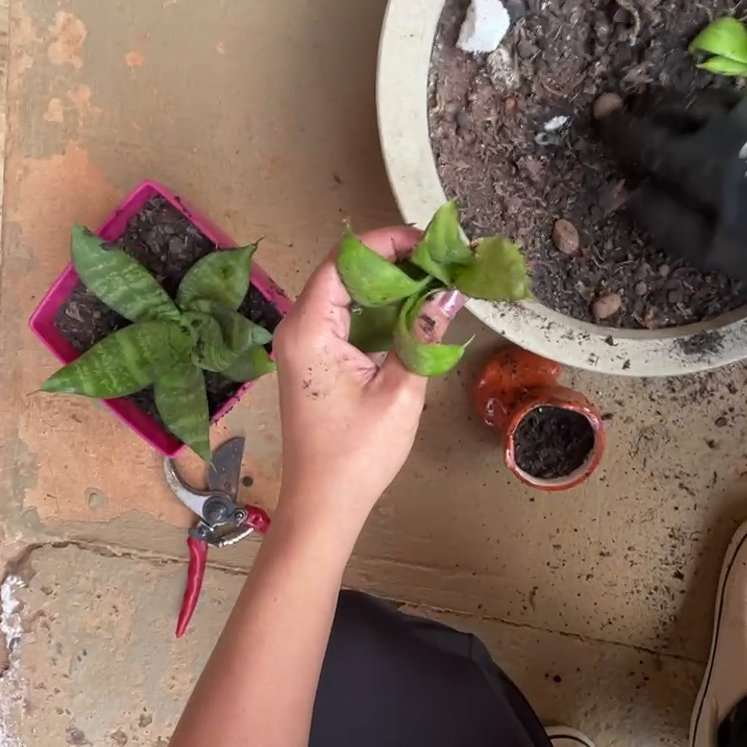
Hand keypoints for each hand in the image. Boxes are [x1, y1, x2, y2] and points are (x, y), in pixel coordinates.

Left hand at [270, 226, 452, 537]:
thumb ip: (423, 336)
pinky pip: (342, 322)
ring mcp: (301, 347)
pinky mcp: (311, 363)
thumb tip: (449, 295)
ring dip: (385, 288)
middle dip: (390, 262)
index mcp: (309, 329)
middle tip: (437, 262)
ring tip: (430, 283)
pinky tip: (408, 315)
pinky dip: (374, 313)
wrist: (323, 503)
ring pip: (343, 297)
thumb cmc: (358, 454)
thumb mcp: (400, 392)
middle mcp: (297, 329)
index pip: (345, 260)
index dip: (386, 243)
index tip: (428, 243)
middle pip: (342, 273)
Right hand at [602, 90, 746, 361]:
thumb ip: (661, 217)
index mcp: (699, 160)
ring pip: (710, 96)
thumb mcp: (706, 247)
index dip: (620, 127)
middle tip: (628, 103)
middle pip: (676, 105)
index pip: (647, 138)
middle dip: (647, 105)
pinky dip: (718, 105)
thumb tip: (622, 192)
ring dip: (682, 100)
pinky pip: (742, 100)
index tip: (600, 113)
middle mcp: (727, 124)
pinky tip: (718, 115)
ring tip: (666, 104)